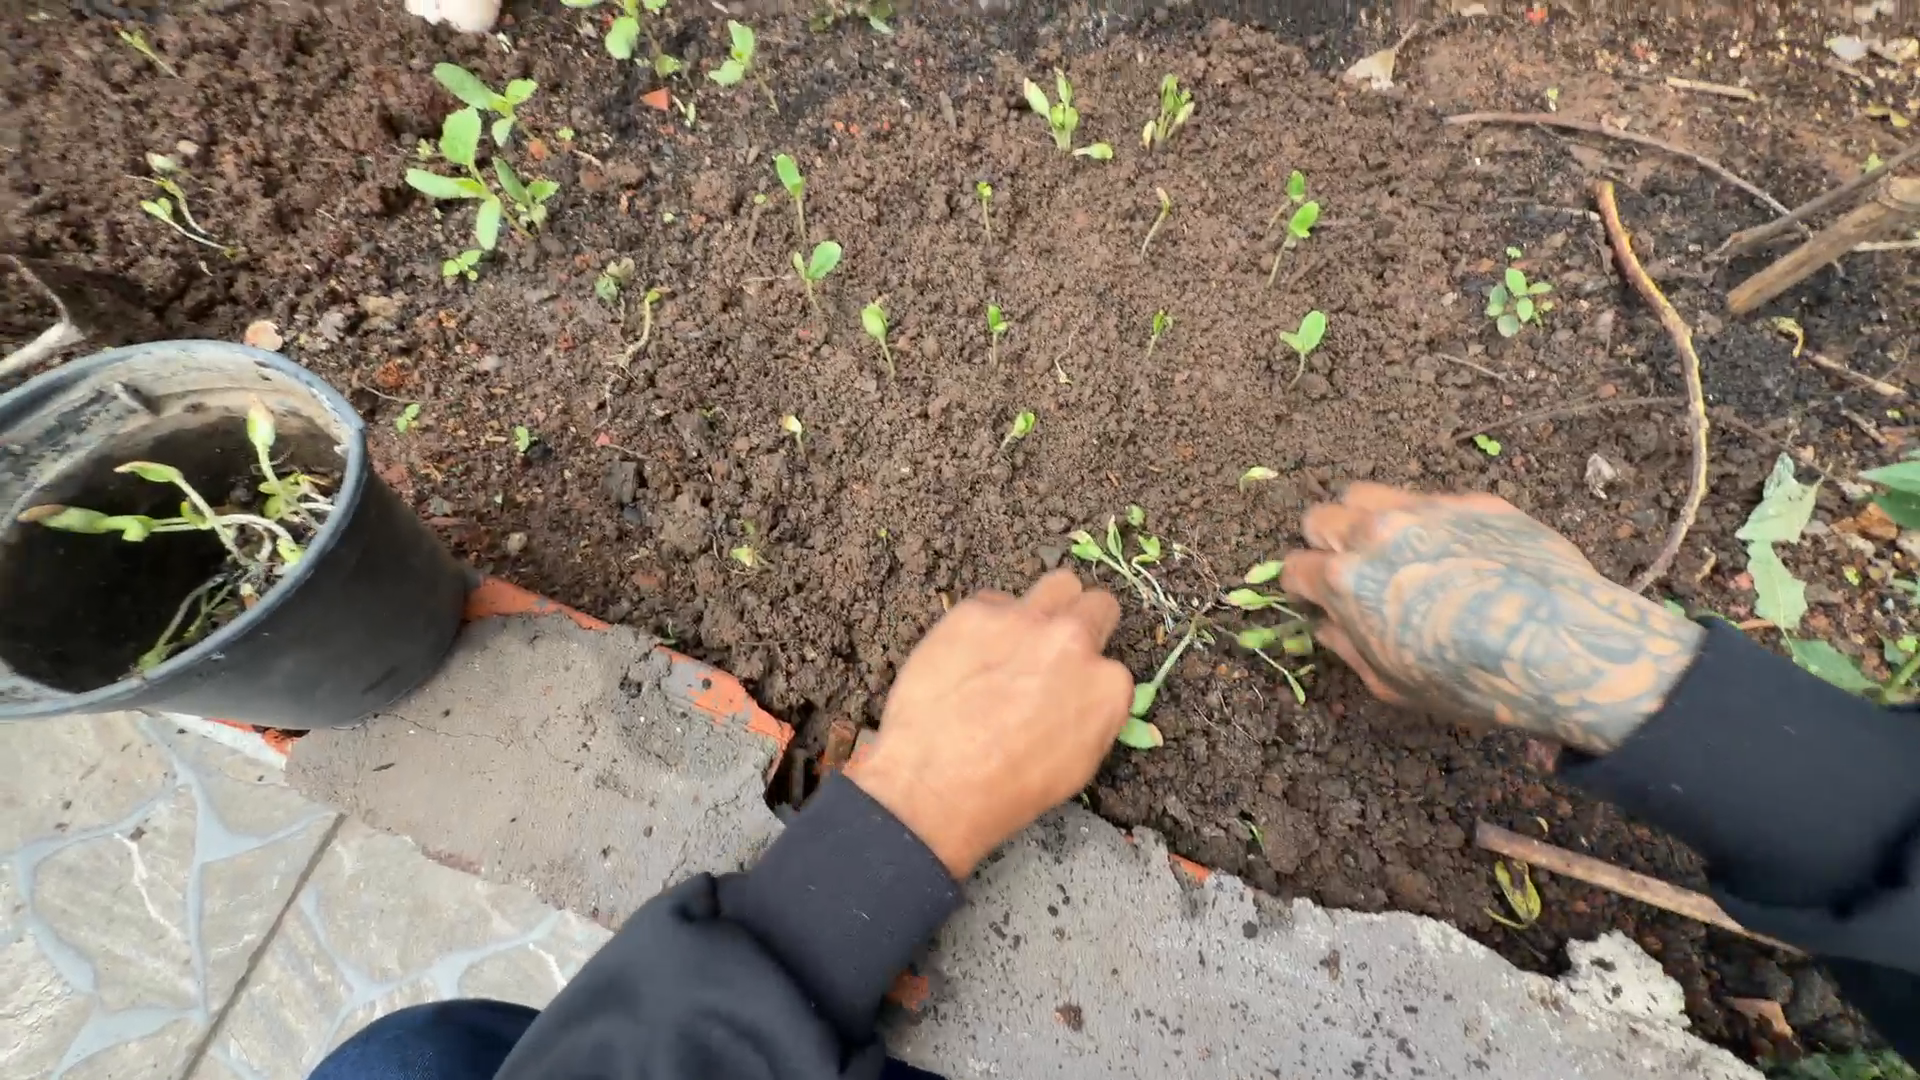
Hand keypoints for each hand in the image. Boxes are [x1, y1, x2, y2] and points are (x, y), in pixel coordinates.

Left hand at [845, 570, 1133, 878]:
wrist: (932, 784)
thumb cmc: (1005, 792)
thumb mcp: (1075, 767)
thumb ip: (1092, 714)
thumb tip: (1083, 692)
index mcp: (1107, 684)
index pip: (1112, 662)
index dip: (1088, 676)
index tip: (1067, 689)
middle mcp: (1073, 640)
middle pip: (1096, 604)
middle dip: (1082, 622)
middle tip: (1054, 649)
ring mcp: (1024, 619)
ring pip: (1056, 585)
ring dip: (1046, 607)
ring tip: (1018, 637)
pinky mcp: (976, 610)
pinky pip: (995, 602)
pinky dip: (988, 623)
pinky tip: (968, 655)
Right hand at [1281, 484, 1704, 753]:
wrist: (1570, 652)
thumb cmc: (1470, 681)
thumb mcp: (1389, 682)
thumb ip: (1345, 645)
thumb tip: (1327, 623)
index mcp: (1345, 580)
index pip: (1293, 567)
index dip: (1301, 587)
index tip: (1315, 598)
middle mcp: (1374, 533)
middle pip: (1318, 517)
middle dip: (1323, 543)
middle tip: (1350, 568)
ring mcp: (1424, 510)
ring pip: (1364, 494)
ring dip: (1362, 519)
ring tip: (1391, 547)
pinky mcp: (1472, 502)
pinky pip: (1428, 502)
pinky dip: (1424, 523)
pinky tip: (1455, 554)